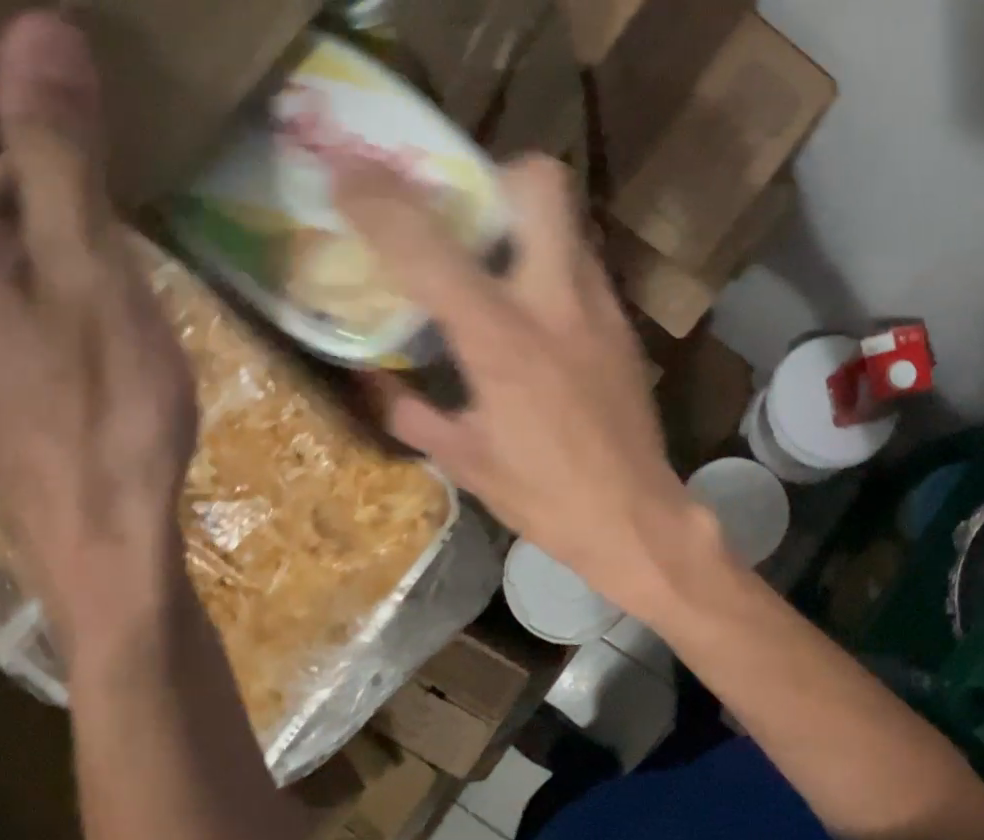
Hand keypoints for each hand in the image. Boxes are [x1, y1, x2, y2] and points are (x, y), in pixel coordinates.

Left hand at [0, 13, 196, 623]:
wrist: (91, 515)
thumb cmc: (105, 404)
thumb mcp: (93, 272)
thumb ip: (56, 146)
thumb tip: (44, 28)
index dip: (20, 78)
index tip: (101, 126)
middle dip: (7, 121)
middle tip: (100, 185)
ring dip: (2, 164)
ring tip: (79, 223)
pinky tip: (42, 252)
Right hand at [333, 158, 716, 610]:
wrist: (636, 520)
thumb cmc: (547, 498)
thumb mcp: (467, 461)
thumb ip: (412, 413)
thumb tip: (372, 384)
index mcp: (501, 339)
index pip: (429, 246)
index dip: (378, 199)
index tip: (347, 175)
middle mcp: (555, 304)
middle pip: (538, 185)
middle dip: (495, 179)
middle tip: (465, 215)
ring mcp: (601, 310)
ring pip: (569, 222)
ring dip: (528, 225)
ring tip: (497, 263)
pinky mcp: (626, 328)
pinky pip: (587, 268)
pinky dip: (555, 270)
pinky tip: (538, 317)